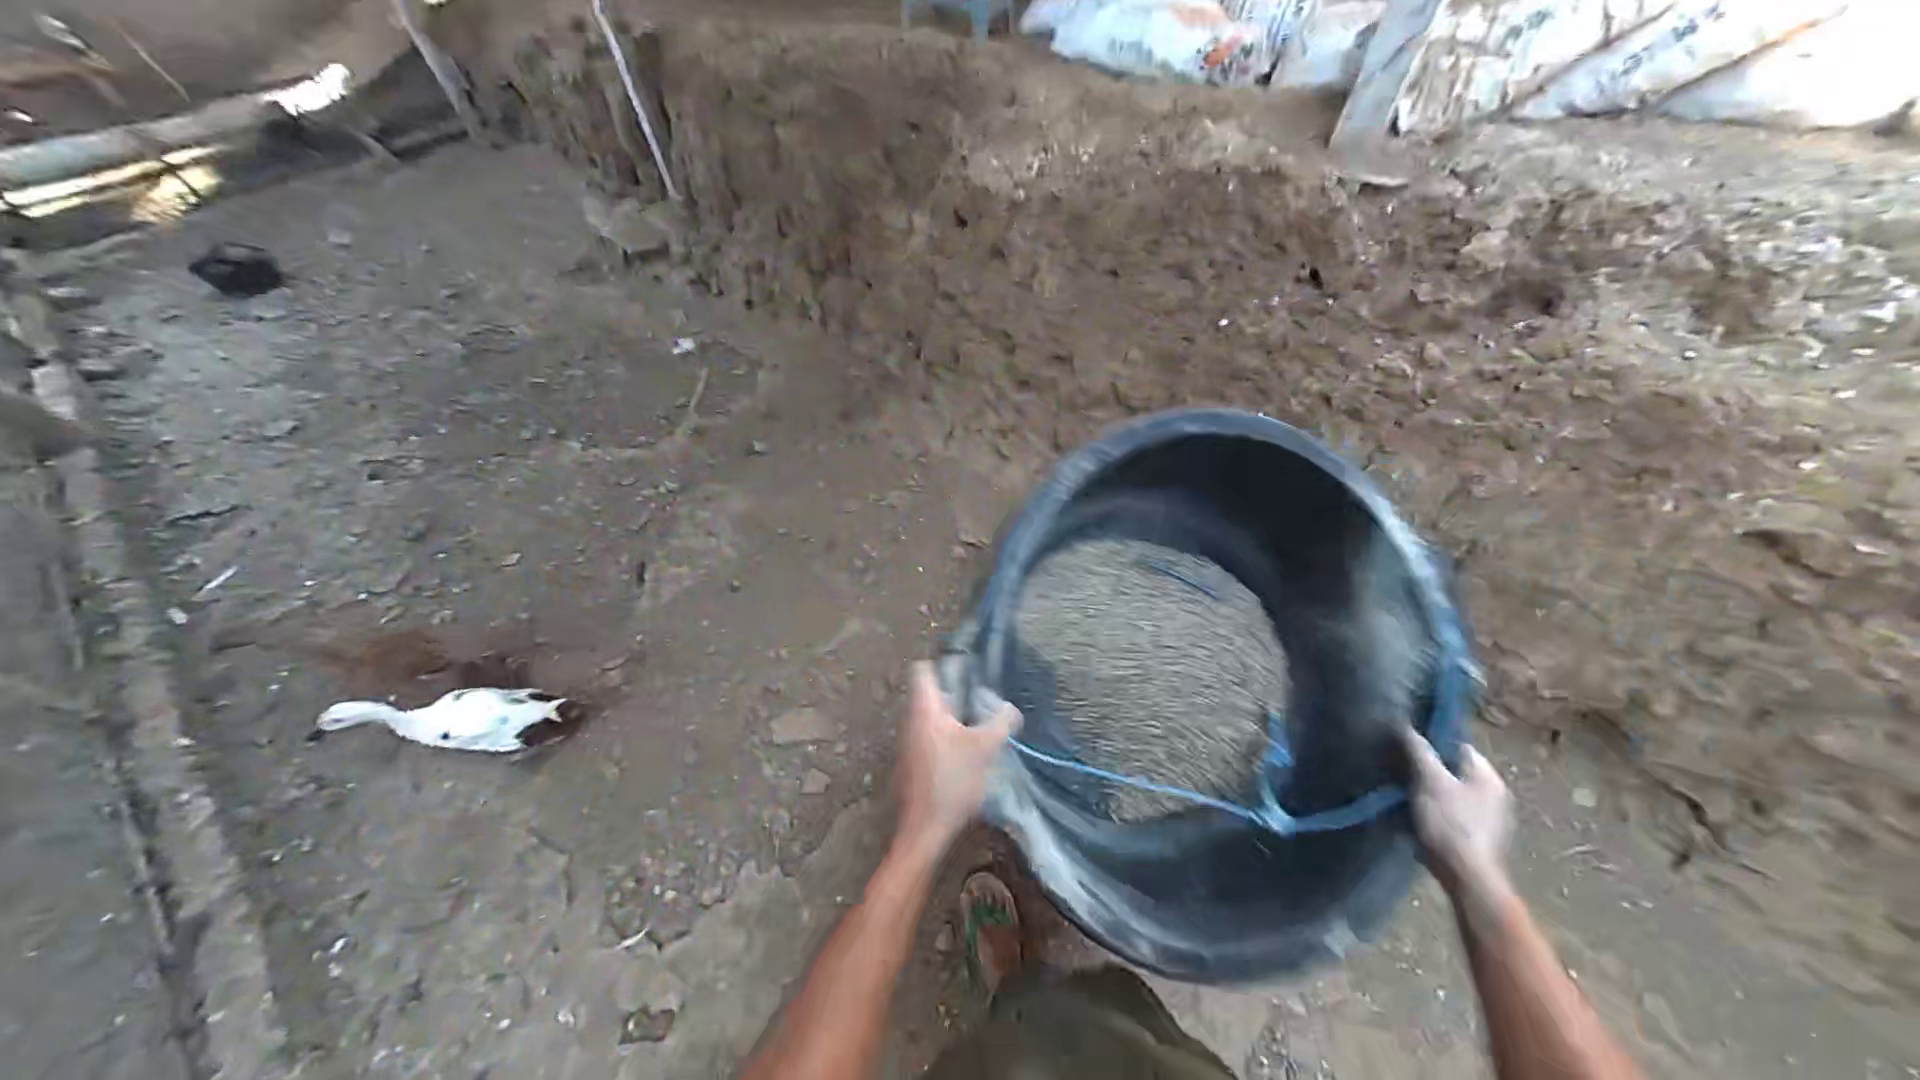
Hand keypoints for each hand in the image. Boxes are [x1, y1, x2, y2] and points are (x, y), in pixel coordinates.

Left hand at [893, 662, 1020, 860]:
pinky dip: (948, 738)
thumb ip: (1001, 722)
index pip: (923, 670)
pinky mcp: (914, 763)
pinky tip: (968, 755)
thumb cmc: (952, 782)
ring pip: (933, 718)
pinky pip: (932, 738)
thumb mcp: (985, 748)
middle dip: (957, 694)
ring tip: (979, 728)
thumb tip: (1011, 709)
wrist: (925, 830)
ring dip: (954, 719)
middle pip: (931, 694)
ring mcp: (909, 743)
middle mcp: (911, 721)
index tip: (968, 670)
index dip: (944, 664)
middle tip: (982, 700)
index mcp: (924, 710)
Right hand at [1401, 728, 1513, 905]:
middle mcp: (1494, 793)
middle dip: (1427, 769)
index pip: (1457, 746)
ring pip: (1451, 791)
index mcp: (1488, 776)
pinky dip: (1435, 809)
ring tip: (1404, 793)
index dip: (1431, 744)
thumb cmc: (1449, 823)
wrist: (1466, 875)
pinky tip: (1418, 815)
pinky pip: (1452, 811)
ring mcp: (1488, 817)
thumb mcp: (1429, 781)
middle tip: (1401, 771)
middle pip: (1453, 769)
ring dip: (1429, 790)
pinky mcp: (1478, 835)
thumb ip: (1419, 751)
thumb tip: (1407, 727)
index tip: (1406, 749)